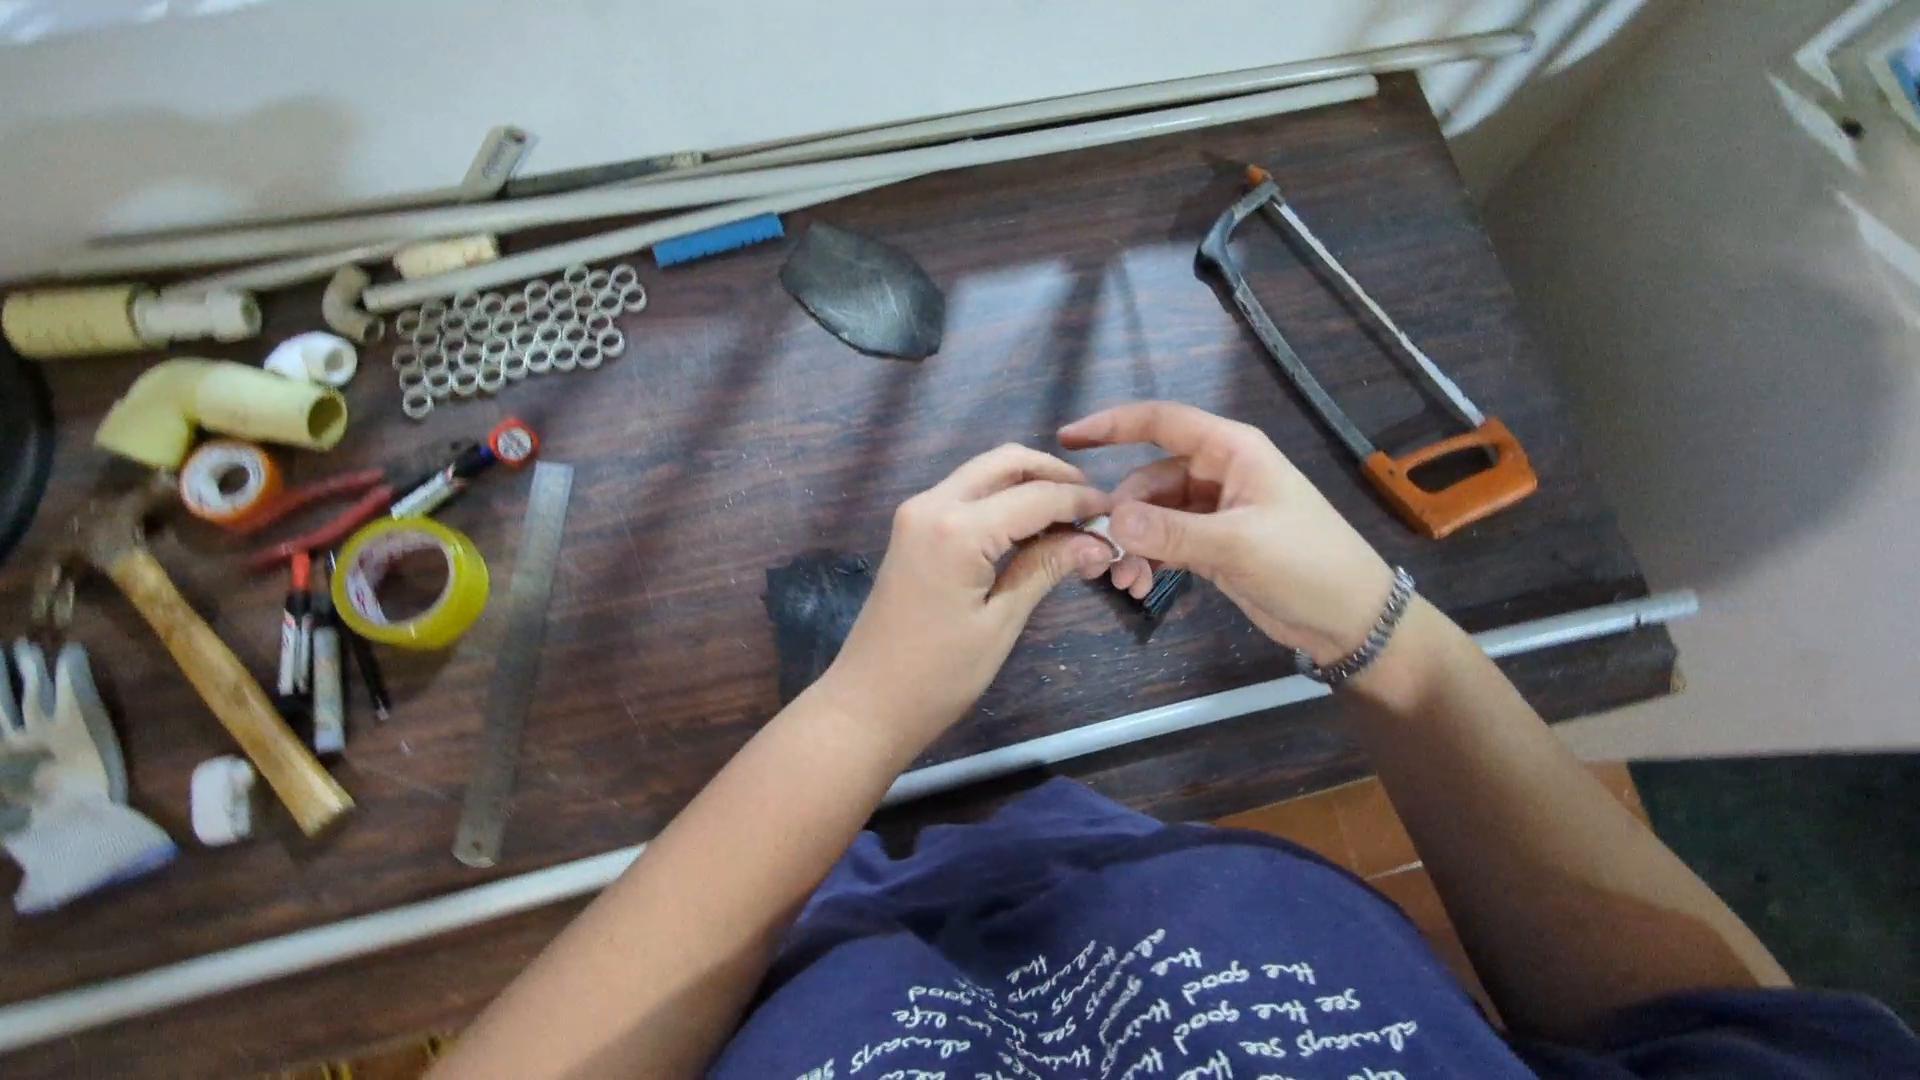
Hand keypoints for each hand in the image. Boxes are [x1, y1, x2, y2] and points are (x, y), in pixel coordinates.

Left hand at [818, 445, 1114, 749]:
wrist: (867, 703)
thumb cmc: (938, 676)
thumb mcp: (1000, 622)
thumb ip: (1045, 568)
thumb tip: (1096, 541)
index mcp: (956, 528)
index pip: (1036, 496)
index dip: (1081, 502)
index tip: (1117, 514)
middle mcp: (932, 504)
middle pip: (1006, 462)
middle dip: (1054, 476)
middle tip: (1092, 507)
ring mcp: (916, 513)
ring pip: (984, 473)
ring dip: (1028, 485)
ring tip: (1069, 520)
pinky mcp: (912, 529)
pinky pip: (966, 495)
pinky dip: (1002, 500)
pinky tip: (1031, 529)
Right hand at [1059, 402, 1393, 662]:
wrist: (1350, 618)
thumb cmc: (1307, 564)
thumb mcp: (1238, 545)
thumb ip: (1172, 532)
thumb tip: (1111, 521)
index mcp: (1231, 451)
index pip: (1161, 422)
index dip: (1112, 425)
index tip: (1068, 439)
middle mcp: (1217, 473)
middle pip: (1147, 479)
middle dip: (1121, 514)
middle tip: (1104, 554)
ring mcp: (1212, 510)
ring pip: (1151, 515)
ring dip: (1132, 544)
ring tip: (1125, 581)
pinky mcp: (1210, 544)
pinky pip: (1163, 541)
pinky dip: (1148, 559)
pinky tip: (1139, 585)